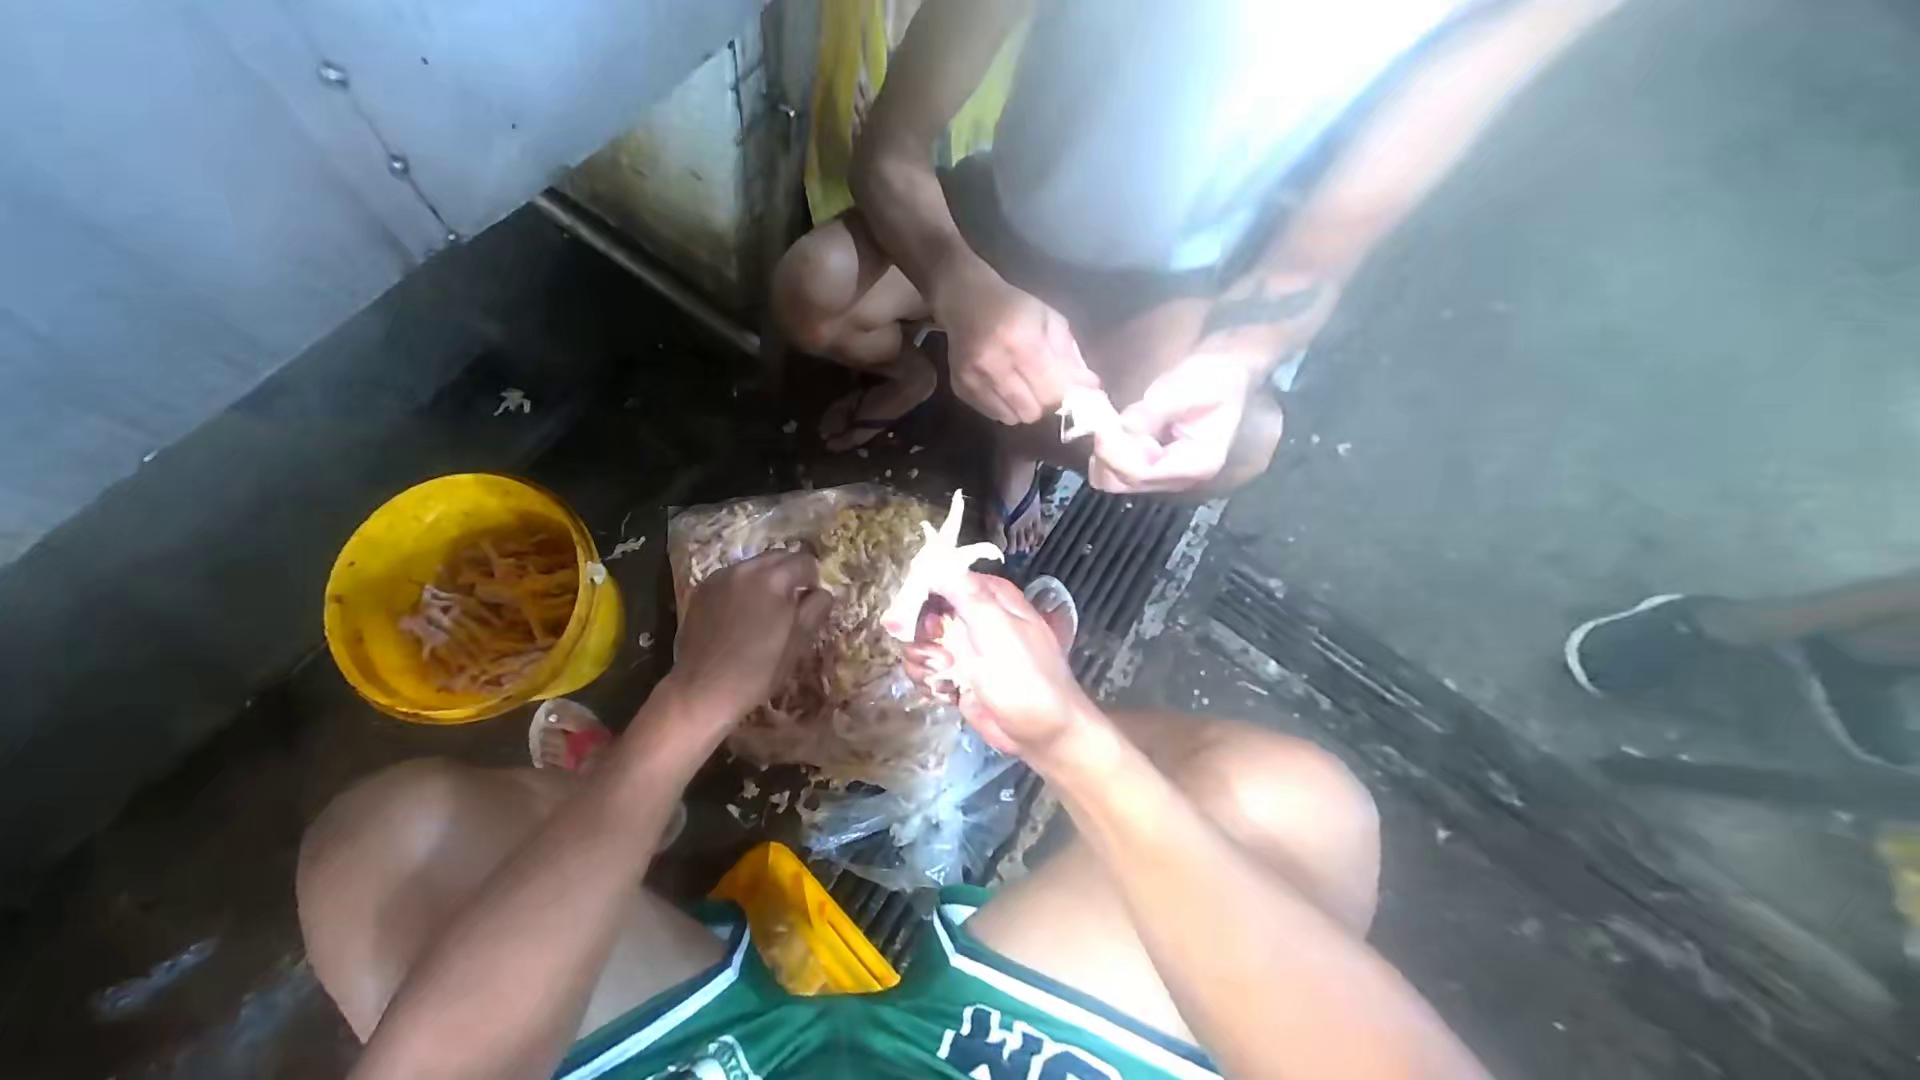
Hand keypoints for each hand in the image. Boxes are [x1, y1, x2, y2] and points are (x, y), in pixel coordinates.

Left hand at [668, 551, 832, 720]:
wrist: (703, 690)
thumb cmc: (759, 670)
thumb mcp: (798, 642)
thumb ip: (816, 609)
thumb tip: (822, 593)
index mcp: (774, 579)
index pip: (804, 561)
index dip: (813, 580)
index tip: (810, 602)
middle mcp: (746, 569)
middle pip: (778, 556)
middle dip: (790, 573)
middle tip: (792, 603)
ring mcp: (720, 577)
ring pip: (754, 565)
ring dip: (766, 578)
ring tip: (765, 609)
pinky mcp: (702, 590)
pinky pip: (732, 577)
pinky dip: (744, 587)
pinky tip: (741, 614)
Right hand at [902, 573, 1094, 764]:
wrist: (1045, 733)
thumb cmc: (1027, 678)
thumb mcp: (999, 630)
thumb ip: (967, 596)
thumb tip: (938, 565)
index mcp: (990, 597)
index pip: (944, 578)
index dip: (922, 591)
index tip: (910, 612)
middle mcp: (975, 618)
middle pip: (925, 611)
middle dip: (920, 632)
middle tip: (935, 650)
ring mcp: (966, 649)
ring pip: (921, 642)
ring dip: (924, 660)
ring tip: (945, 674)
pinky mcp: (958, 677)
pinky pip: (927, 670)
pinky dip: (929, 681)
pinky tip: (945, 693)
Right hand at [933, 263, 1095, 425]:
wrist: (965, 299)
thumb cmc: (1014, 307)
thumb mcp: (1049, 320)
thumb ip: (1070, 355)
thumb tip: (1091, 388)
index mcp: (1023, 341)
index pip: (1051, 391)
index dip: (1065, 398)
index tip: (1072, 395)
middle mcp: (995, 363)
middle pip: (1032, 411)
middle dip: (1043, 404)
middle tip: (1043, 389)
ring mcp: (974, 378)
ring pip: (1012, 418)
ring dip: (1022, 407)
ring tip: (1022, 386)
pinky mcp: (960, 388)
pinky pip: (992, 414)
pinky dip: (1003, 406)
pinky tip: (1002, 385)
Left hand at [1089, 350, 1264, 493]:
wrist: (1222, 377)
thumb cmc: (1213, 379)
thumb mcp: (1190, 386)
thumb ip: (1157, 408)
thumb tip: (1126, 426)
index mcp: (1198, 463)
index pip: (1144, 473)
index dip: (1117, 453)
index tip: (1103, 427)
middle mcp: (1179, 479)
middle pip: (1125, 482)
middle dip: (1107, 454)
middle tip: (1101, 422)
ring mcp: (1163, 478)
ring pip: (1115, 481)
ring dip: (1103, 455)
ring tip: (1107, 424)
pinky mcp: (1149, 470)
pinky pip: (1116, 472)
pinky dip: (1106, 454)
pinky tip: (1110, 431)